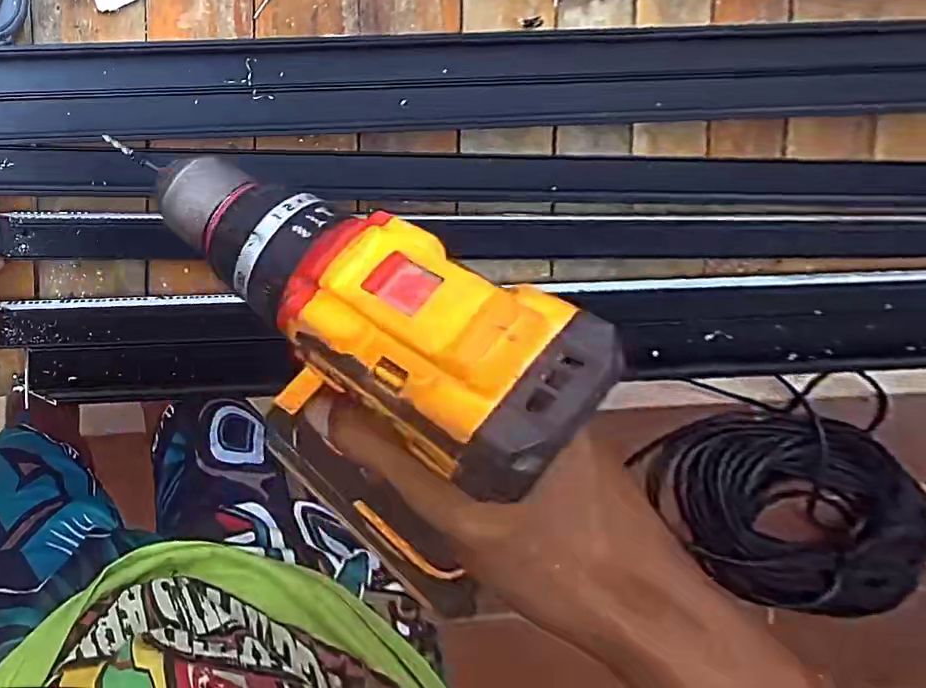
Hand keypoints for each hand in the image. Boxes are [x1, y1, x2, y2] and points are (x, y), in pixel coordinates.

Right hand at [321, 401, 822, 687]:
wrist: (660, 631)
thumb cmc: (561, 566)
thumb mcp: (457, 516)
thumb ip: (385, 460)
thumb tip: (321, 411)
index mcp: (520, 401)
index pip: (432, 351)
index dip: (377, 351)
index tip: (333, 356)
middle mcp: (538, 402)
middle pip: (443, 375)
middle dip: (389, 382)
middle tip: (341, 393)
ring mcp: (553, 428)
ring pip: (462, 403)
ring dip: (415, 411)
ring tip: (369, 422)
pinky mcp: (558, 455)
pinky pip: (482, 428)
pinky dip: (446, 435)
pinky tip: (424, 459)